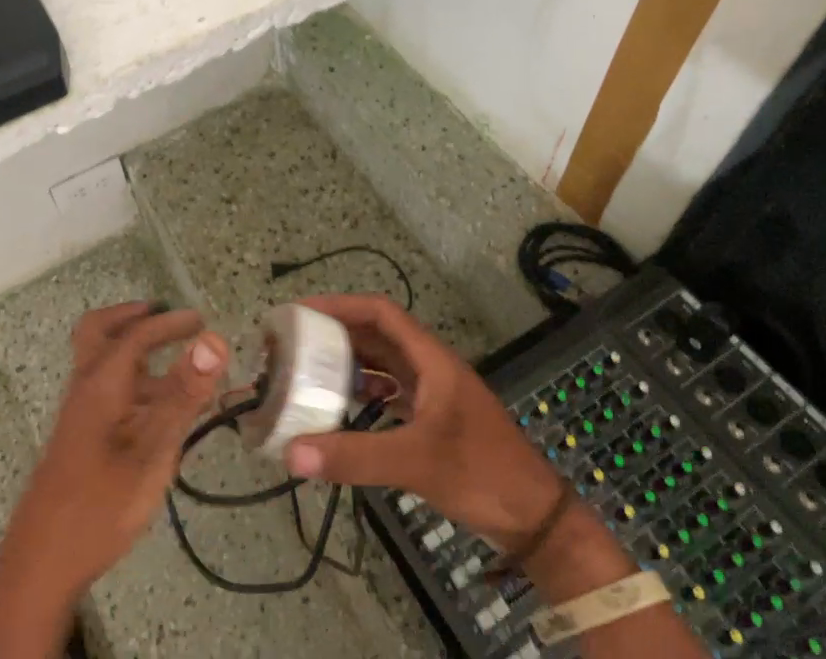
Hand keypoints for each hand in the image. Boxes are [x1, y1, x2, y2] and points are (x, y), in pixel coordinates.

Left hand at [0, 302, 225, 653]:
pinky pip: (110, 395)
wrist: (43, 562)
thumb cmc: (100, 504)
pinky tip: (165, 419)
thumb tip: (214, 341)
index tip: (202, 321)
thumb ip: (183, 396)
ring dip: (138, 356)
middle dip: (133, 319)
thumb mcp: (151, 450)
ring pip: (105, 366)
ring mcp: (80, 416)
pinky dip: (137, 388)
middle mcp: (85, 390)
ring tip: (185, 376)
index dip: (170, 323)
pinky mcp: (82, 440)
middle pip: (99, 333)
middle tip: (168, 321)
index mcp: (100, 385)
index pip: (135, 335)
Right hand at [281, 294, 561, 547]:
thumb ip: (355, 456)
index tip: (300, 313)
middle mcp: (432, 370)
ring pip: (384, 365)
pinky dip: (364, 395)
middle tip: (294, 344)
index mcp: (432, 361)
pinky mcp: (435, 422)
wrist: (535, 519)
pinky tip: (342, 410)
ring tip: (308, 373)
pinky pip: (391, 394)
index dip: (340, 306)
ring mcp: (435, 396)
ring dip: (349, 364)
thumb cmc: (482, 475)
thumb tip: (290, 452)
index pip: (382, 313)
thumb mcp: (416, 462)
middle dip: (336, 335)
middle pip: (378, 336)